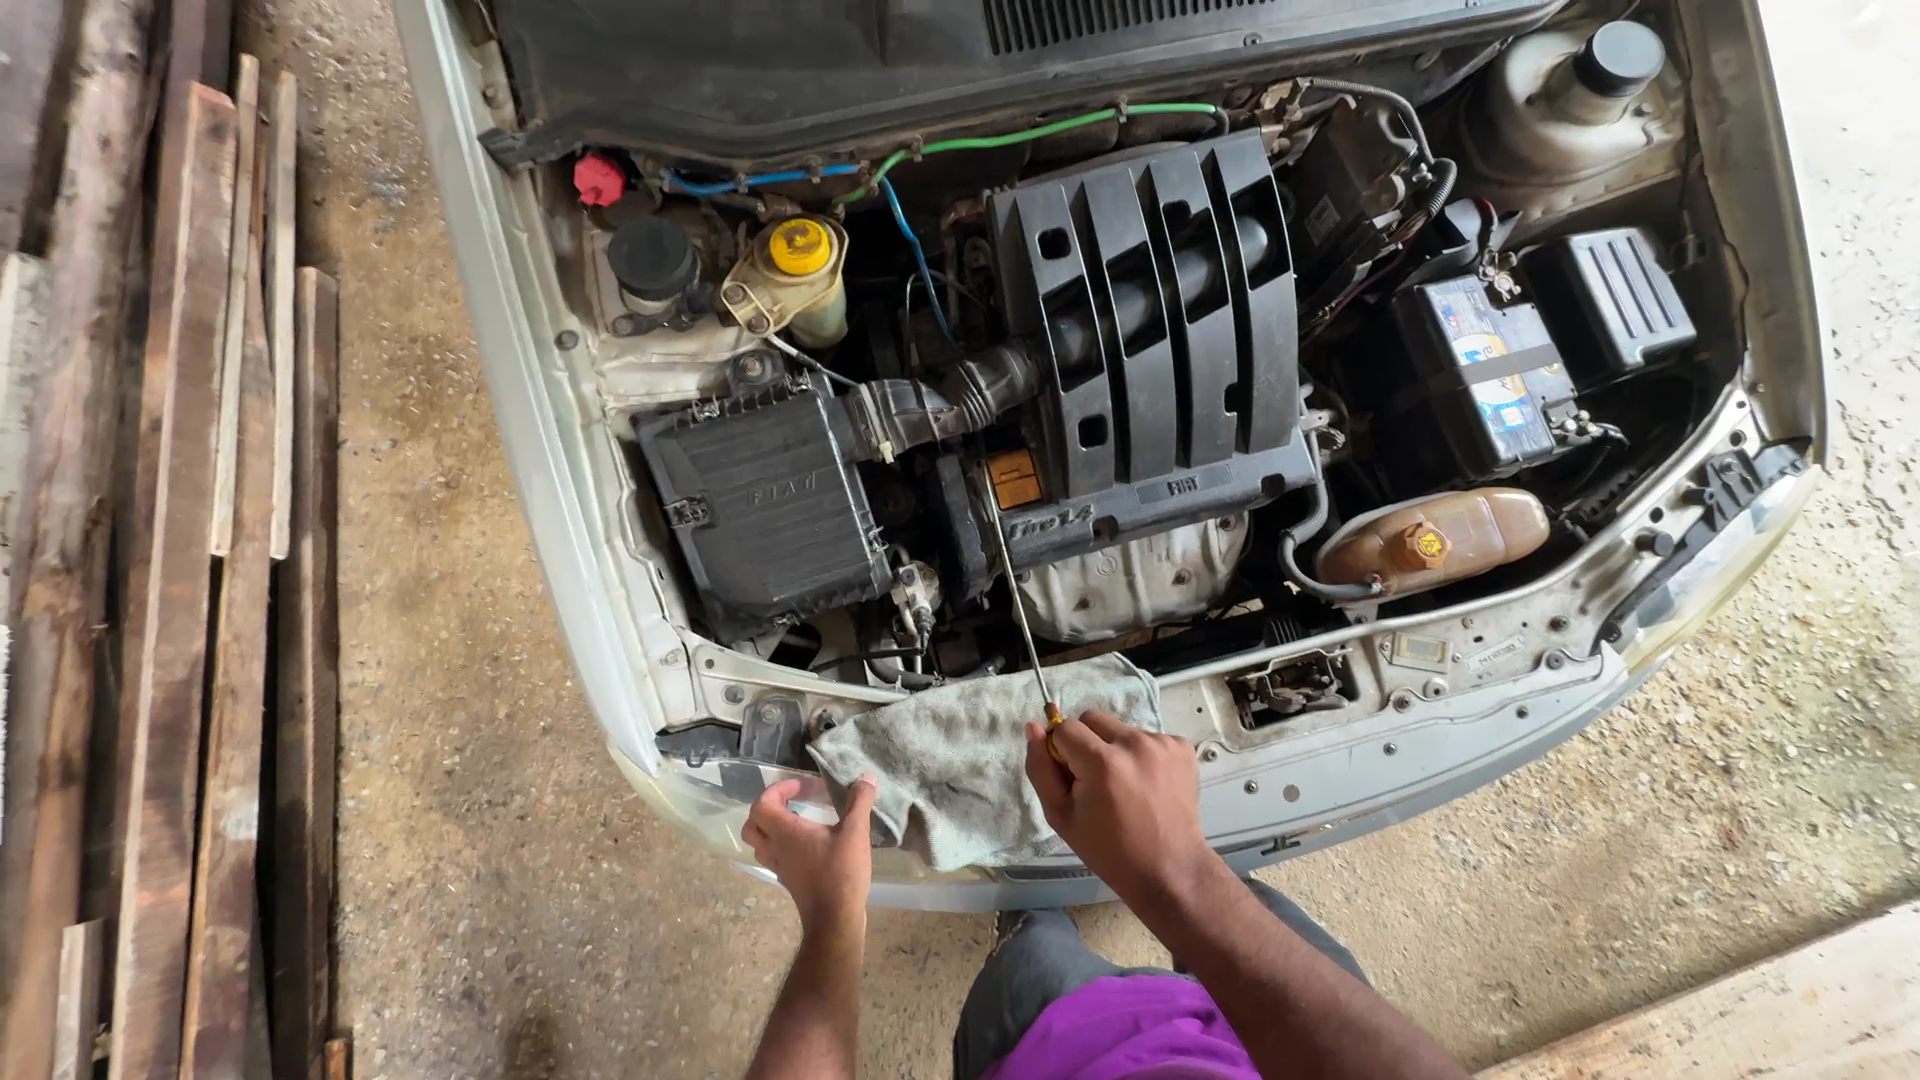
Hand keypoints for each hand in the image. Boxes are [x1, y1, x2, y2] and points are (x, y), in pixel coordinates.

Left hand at [744, 775, 879, 934]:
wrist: (835, 921)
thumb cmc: (841, 873)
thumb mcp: (855, 832)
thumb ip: (859, 801)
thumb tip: (866, 777)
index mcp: (785, 833)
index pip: (762, 804)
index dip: (778, 789)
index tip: (803, 786)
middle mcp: (775, 849)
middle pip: (752, 824)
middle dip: (769, 807)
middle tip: (794, 801)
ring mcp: (780, 867)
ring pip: (760, 843)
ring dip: (773, 827)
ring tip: (800, 819)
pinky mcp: (789, 880)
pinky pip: (774, 856)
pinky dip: (784, 844)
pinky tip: (809, 843)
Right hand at [1024, 711, 1213, 903]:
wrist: (1170, 870)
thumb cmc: (1109, 850)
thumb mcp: (1060, 816)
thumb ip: (1041, 768)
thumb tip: (1034, 726)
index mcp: (1103, 762)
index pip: (1065, 728)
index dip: (1063, 752)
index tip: (1074, 780)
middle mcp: (1135, 743)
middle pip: (1092, 719)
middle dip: (1087, 743)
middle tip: (1097, 781)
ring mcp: (1163, 743)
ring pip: (1120, 729)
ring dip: (1114, 748)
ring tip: (1125, 786)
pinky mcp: (1182, 747)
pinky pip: (1147, 737)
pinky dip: (1141, 755)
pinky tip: (1147, 784)